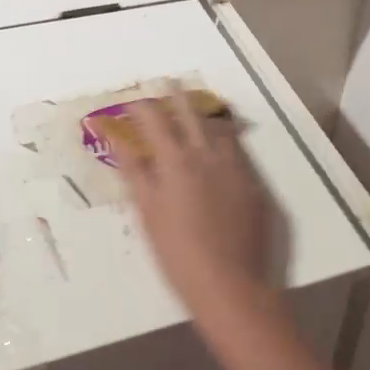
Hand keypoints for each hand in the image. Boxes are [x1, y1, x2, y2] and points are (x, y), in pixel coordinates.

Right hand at [115, 92, 335, 369]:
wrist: (231, 287)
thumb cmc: (178, 253)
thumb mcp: (147, 211)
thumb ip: (133, 170)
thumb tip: (116, 138)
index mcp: (176, 160)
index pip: (154, 119)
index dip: (141, 106)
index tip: (132, 101)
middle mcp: (207, 154)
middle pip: (190, 113)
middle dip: (176, 96)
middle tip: (169, 82)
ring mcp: (235, 168)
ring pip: (218, 128)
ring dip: (203, 116)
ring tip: (196, 109)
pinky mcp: (253, 185)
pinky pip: (238, 151)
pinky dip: (224, 141)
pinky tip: (220, 147)